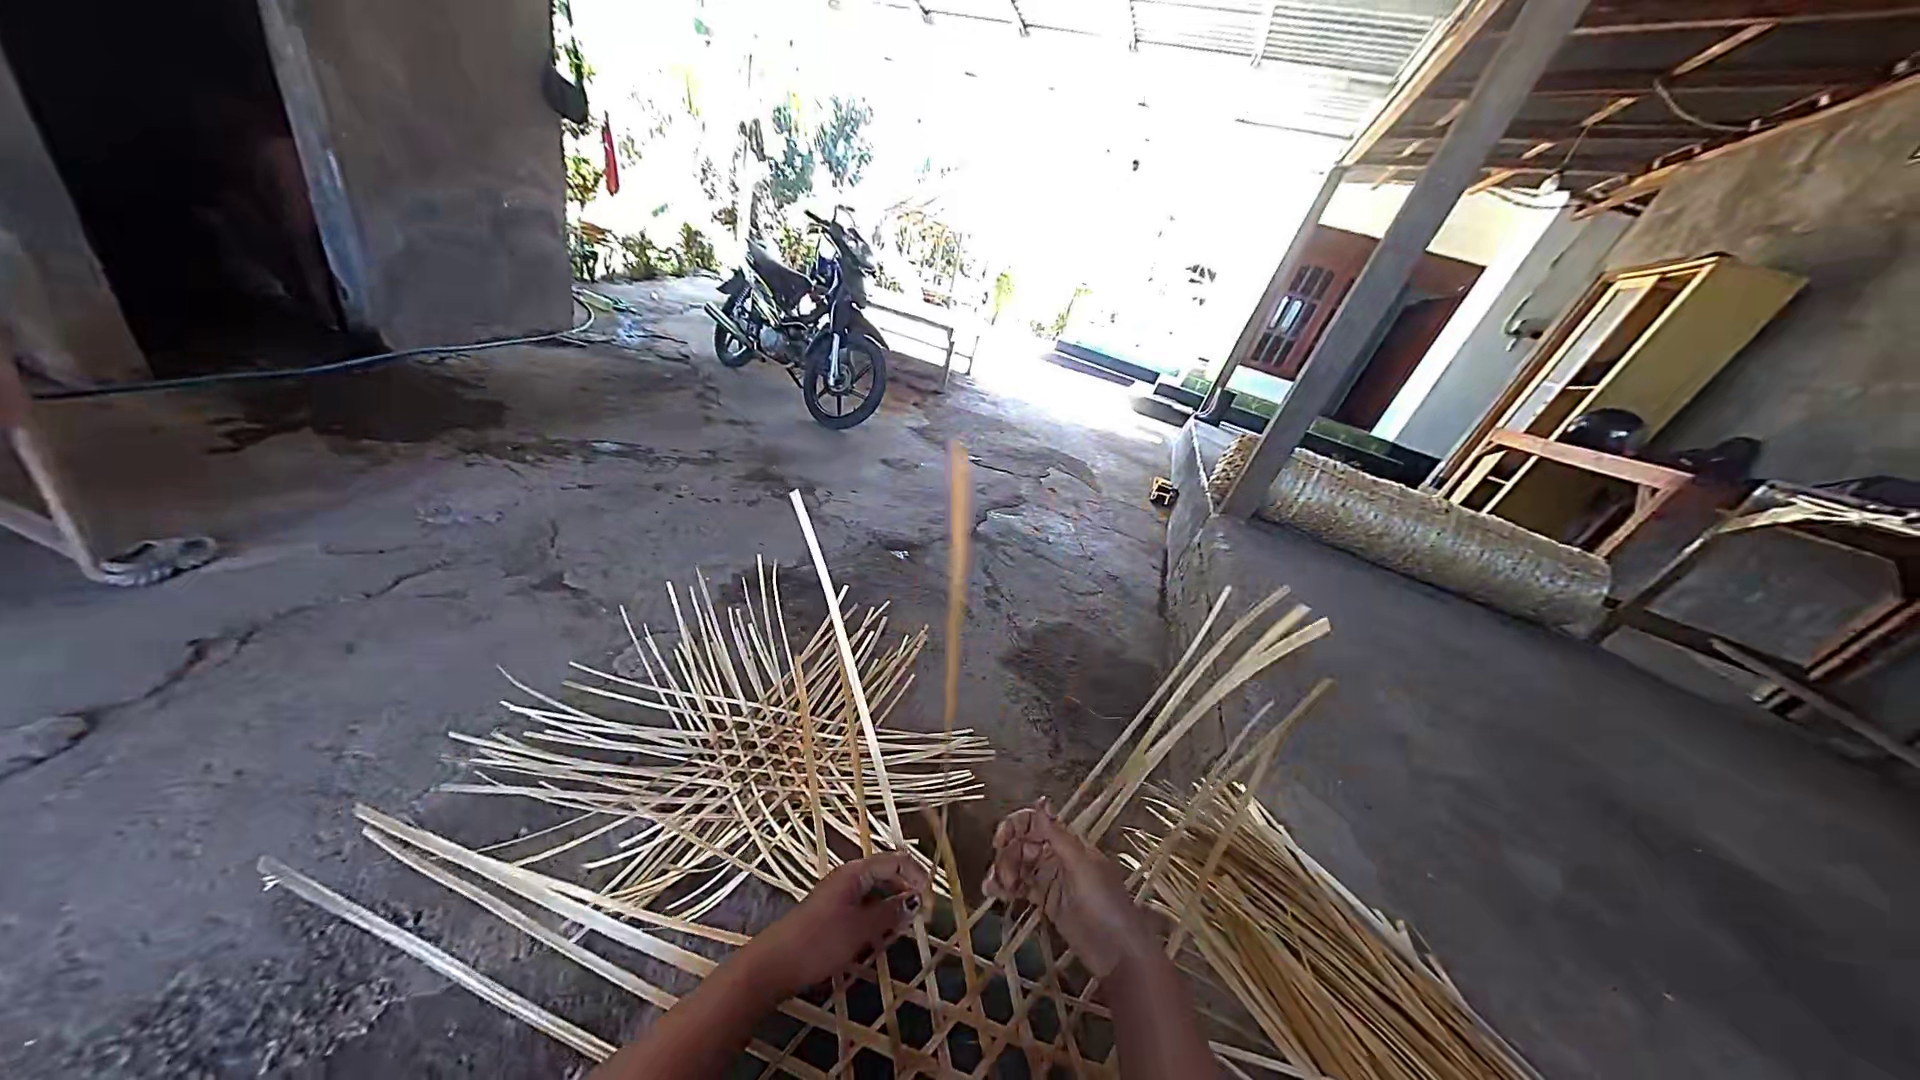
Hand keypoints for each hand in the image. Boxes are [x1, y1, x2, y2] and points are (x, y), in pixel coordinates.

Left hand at [740, 853, 928, 998]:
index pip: (896, 860)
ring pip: (876, 892)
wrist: (773, 965)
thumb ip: (890, 913)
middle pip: (887, 873)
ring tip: (902, 930)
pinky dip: (876, 918)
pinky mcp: (832, 914)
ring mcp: (838, 895)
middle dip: (906, 891)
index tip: (931, 902)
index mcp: (856, 872)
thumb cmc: (819, 942)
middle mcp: (848, 877)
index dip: (917, 876)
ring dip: (891, 907)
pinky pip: (863, 907)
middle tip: (921, 918)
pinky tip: (878, 938)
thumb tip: (916, 900)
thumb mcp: (861, 929)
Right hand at [982, 798, 1157, 976]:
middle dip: (1006, 856)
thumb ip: (1057, 835)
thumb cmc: (1105, 904)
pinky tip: (995, 894)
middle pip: (1021, 844)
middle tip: (1005, 879)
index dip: (1013, 827)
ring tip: (994, 890)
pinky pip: (1020, 886)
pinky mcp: (1045, 901)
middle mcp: (1056, 856)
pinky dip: (1005, 887)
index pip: (1033, 823)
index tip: (999, 842)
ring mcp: (1050, 879)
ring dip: (1002, 871)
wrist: (1118, 953)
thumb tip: (1041, 800)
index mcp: (1067, 842)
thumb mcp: (1081, 866)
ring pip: (1017, 865)